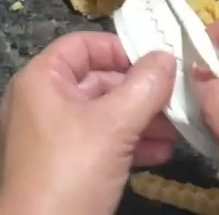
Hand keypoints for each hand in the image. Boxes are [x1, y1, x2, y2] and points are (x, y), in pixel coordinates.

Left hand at [0, 31, 178, 214]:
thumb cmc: (70, 173)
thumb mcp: (113, 127)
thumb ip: (144, 87)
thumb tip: (167, 55)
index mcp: (41, 78)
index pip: (83, 45)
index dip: (120, 50)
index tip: (157, 63)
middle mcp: (41, 100)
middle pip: (96, 80)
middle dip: (139, 92)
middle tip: (176, 101)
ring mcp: (48, 137)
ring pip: (101, 115)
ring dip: (140, 120)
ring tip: (176, 130)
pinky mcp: (59, 168)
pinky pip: (97, 143)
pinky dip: (126, 145)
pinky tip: (160, 154)